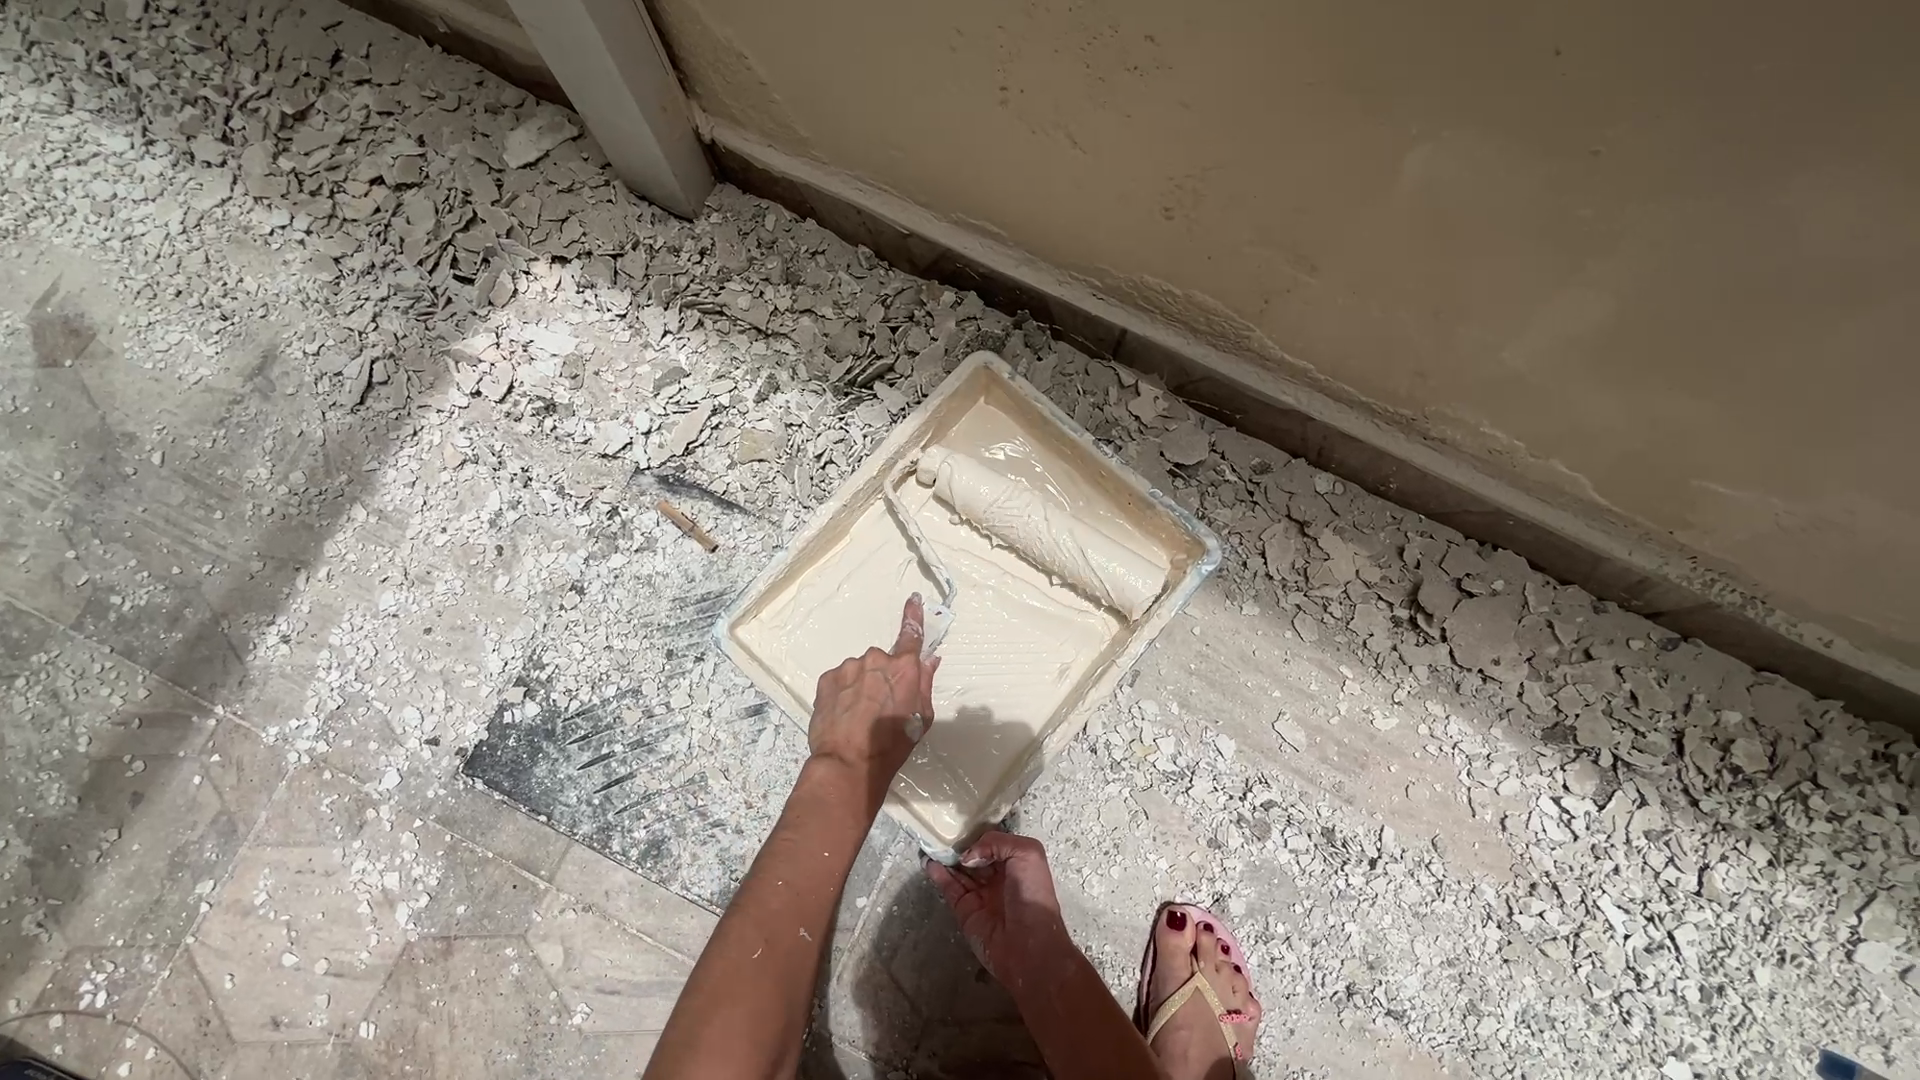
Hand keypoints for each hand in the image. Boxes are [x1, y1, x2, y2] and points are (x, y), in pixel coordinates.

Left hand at [807, 593, 940, 812]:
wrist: (849, 762)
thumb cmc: (893, 744)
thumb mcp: (922, 718)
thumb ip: (925, 683)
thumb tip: (930, 659)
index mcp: (903, 667)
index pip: (911, 633)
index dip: (913, 615)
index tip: (914, 599)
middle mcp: (875, 659)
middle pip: (883, 661)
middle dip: (883, 677)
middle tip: (882, 706)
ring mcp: (848, 668)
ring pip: (859, 671)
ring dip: (861, 685)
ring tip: (859, 715)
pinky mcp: (826, 679)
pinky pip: (840, 680)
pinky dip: (843, 692)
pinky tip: (844, 713)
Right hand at [925, 830, 1070, 984]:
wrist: (1028, 945)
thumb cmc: (1032, 895)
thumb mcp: (1027, 853)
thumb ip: (995, 843)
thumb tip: (968, 856)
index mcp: (1017, 864)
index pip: (994, 845)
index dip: (980, 836)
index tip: (963, 826)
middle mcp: (998, 878)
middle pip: (975, 858)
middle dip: (960, 847)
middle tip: (942, 833)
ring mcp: (981, 895)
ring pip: (960, 872)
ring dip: (945, 858)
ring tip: (931, 844)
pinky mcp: (965, 911)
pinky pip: (950, 888)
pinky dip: (938, 875)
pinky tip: (929, 862)